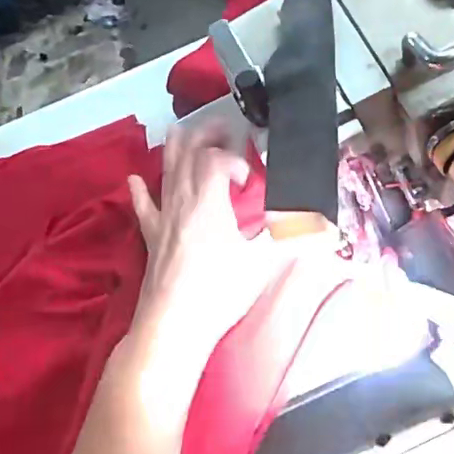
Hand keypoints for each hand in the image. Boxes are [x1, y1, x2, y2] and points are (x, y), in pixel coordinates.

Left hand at [117, 124, 283, 429]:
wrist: (172, 326)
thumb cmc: (217, 293)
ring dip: (177, 148)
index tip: (249, 180)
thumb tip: (317, 224)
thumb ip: (286, 238)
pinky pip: (143, 207)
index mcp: (208, 202)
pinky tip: (135, 179)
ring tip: (184, 130)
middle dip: (206, 135)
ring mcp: (162, 218)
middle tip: (223, 126)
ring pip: (166, 171)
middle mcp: (181, 201)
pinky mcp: (151, 237)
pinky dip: (141, 190)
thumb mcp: (260, 265)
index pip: (218, 160)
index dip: (235, 159)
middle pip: (188, 154)